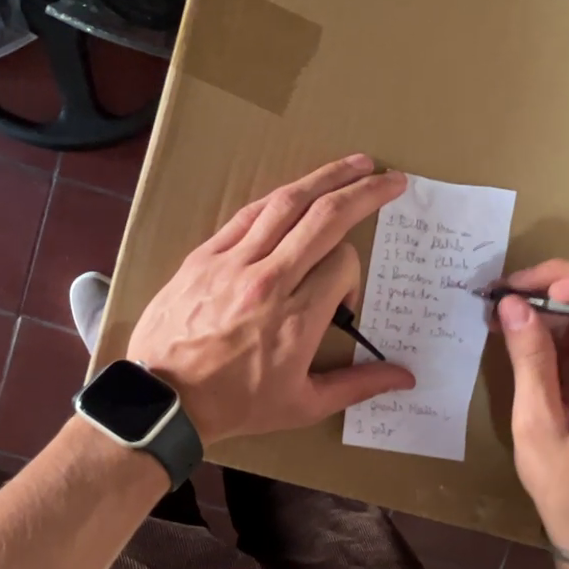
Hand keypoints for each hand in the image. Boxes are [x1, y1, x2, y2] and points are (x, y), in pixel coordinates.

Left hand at [127, 154, 415, 443]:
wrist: (162, 400)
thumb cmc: (235, 405)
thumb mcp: (302, 405)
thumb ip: (357, 385)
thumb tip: (405, 378)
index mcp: (296, 318)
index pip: (342, 264)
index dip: (353, 277)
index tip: (341, 303)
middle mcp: (269, 281)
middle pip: (325, 218)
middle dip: (364, 191)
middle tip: (391, 178)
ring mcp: (233, 263)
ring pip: (287, 203)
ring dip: (326, 177)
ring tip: (356, 163)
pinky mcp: (204, 255)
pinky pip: (248, 214)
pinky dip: (279, 197)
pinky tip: (298, 188)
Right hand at [495, 260, 568, 553]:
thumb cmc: (567, 483)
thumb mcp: (537, 423)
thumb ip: (530, 360)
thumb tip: (512, 303)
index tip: (544, 291)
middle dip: (566, 283)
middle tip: (512, 290)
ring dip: (557, 300)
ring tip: (507, 306)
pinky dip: (559, 322)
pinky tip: (522, 328)